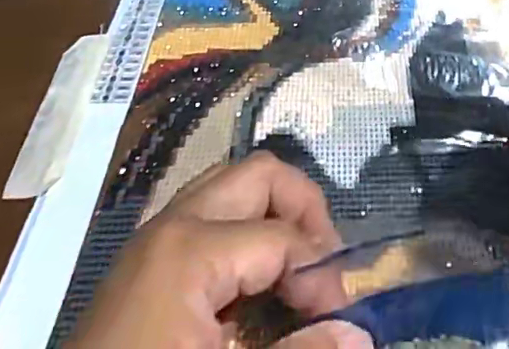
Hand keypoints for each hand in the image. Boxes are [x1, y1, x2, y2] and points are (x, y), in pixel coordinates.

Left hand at [69, 151, 373, 348]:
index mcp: (192, 245)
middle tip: (325, 270)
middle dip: (303, 211)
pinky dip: (243, 231)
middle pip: (258, 175)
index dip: (323, 275)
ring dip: (272, 216)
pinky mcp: (147, 257)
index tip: (343, 320)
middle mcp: (174, 221)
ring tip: (295, 271)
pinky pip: (208, 214)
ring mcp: (155, 234)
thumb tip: (362, 336)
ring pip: (232, 186)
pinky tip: (254, 285)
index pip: (283, 236)